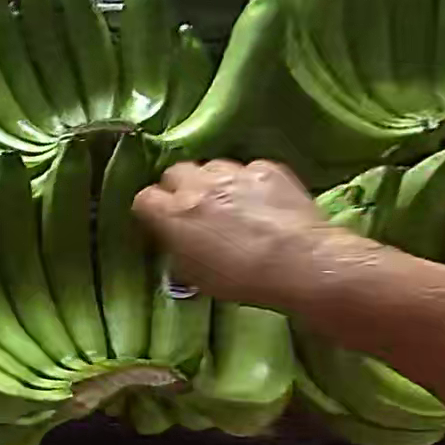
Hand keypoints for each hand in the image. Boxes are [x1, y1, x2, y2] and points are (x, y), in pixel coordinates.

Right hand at [132, 159, 347, 306]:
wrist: (301, 264)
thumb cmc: (238, 278)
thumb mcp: (190, 271)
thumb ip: (174, 245)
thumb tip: (173, 238)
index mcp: (172, 214)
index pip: (143, 199)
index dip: (151, 209)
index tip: (159, 221)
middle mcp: (197, 186)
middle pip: (174, 172)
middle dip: (178, 186)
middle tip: (191, 206)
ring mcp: (234, 174)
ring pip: (211, 166)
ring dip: (212, 180)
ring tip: (226, 199)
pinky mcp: (268, 170)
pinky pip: (248, 169)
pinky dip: (248, 181)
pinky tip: (259, 199)